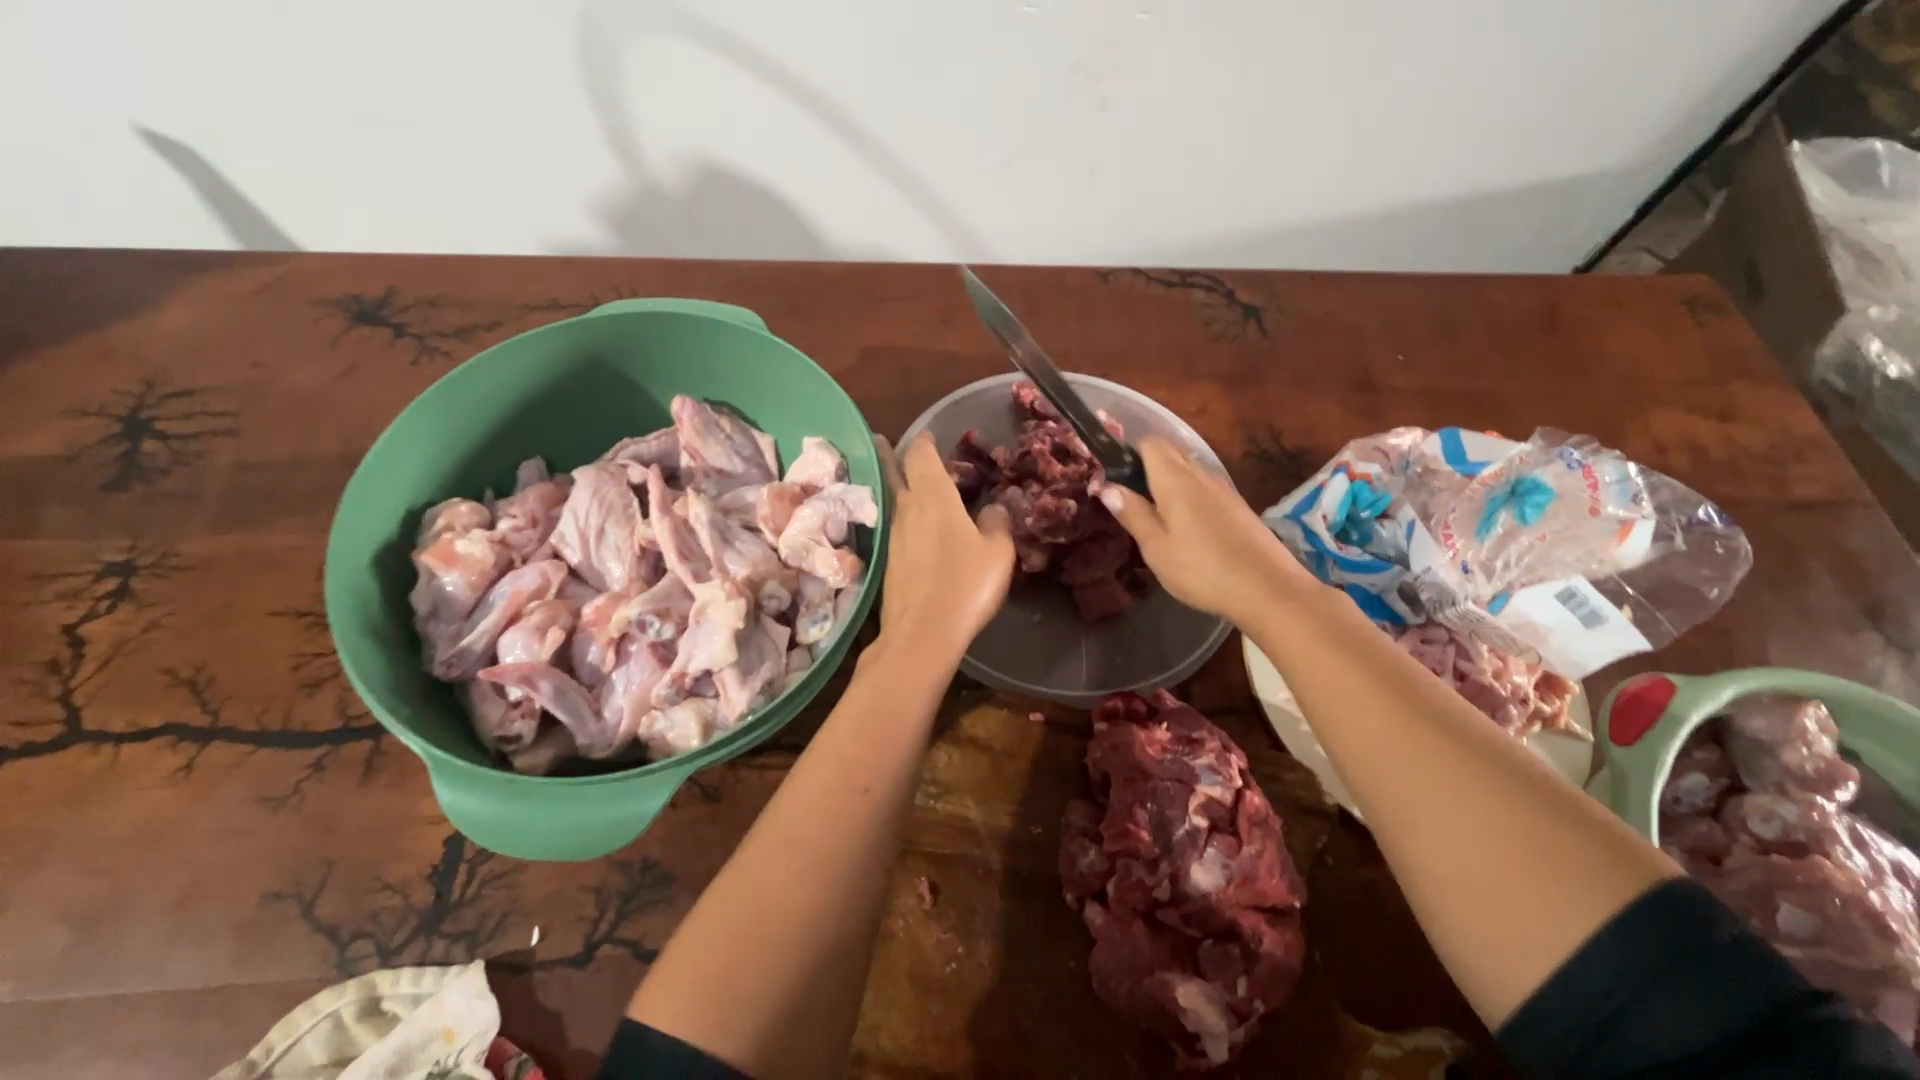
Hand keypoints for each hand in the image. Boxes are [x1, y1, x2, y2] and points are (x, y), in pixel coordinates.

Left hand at [873, 434, 1015, 657]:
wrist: (922, 633)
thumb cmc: (965, 584)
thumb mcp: (997, 552)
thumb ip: (997, 523)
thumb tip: (994, 507)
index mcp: (933, 497)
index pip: (921, 456)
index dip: (924, 443)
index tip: (927, 435)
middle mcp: (907, 510)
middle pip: (898, 475)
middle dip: (895, 458)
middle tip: (886, 443)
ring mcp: (894, 538)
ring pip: (897, 503)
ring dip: (902, 491)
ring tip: (912, 485)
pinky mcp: (890, 563)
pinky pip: (899, 530)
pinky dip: (907, 520)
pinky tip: (918, 530)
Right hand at [1099, 437, 1311, 624]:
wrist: (1268, 588)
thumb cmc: (1202, 569)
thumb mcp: (1156, 547)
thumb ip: (1132, 513)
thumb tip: (1107, 486)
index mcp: (1175, 478)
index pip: (1149, 443)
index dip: (1128, 454)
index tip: (1114, 480)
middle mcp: (1201, 474)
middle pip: (1170, 454)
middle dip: (1146, 468)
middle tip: (1130, 502)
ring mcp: (1223, 489)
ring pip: (1189, 471)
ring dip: (1169, 484)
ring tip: (1155, 518)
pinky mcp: (1238, 506)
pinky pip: (1205, 489)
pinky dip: (1189, 498)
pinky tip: (1186, 529)